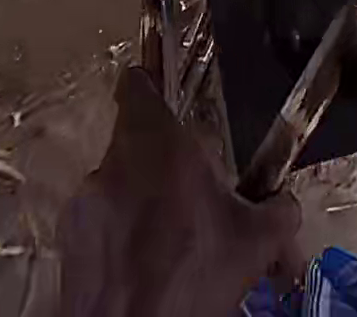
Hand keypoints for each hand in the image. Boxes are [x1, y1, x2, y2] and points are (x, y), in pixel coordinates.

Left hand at [58, 67, 299, 316]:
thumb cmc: (194, 273)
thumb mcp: (252, 243)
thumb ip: (276, 210)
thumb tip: (287, 203)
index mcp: (157, 139)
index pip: (137, 83)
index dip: (148, 83)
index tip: (162, 96)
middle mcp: (115, 156)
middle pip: (134, 136)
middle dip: (160, 159)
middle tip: (187, 192)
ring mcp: (87, 194)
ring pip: (117, 178)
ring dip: (139, 195)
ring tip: (166, 234)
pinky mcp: (69, 231)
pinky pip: (98, 215)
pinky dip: (116, 229)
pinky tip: (139, 259)